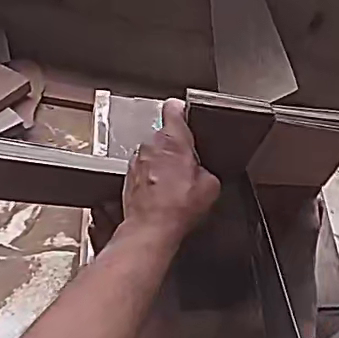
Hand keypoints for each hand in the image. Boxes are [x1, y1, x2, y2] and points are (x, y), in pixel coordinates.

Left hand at [121, 98, 220, 241]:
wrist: (151, 228)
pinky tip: (160, 194)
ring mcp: (136, 161)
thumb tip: (202, 172)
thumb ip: (207, 170)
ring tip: (172, 185)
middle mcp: (150, 146)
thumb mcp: (210, 186)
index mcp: (173, 140)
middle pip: (164, 135)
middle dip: (174, 148)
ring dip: (160, 164)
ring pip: (152, 154)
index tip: (185, 114)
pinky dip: (150, 178)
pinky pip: (142, 170)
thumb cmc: (177, 207)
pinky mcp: (128, 177)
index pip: (173, 108)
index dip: (181, 110)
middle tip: (186, 166)